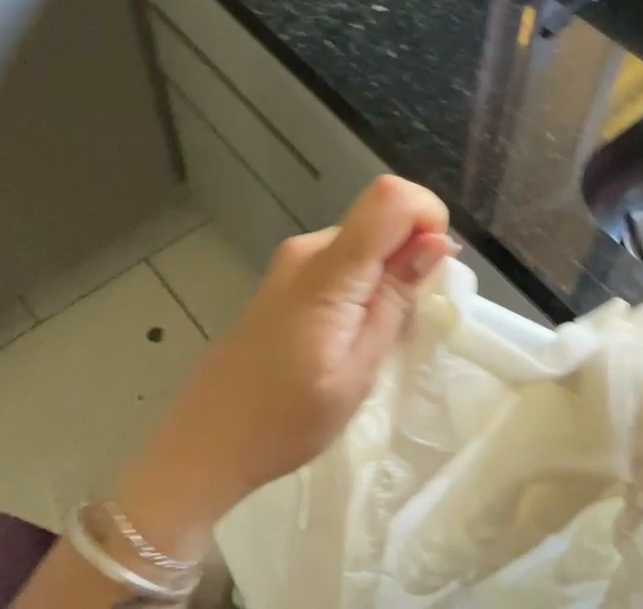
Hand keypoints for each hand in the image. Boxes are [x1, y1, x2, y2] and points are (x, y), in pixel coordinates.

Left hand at [143, 176, 452, 510]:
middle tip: (414, 318)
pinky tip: (354, 333)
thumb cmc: (285, 421)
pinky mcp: (286, 280)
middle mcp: (308, 250)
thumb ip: (395, 299)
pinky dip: (366, 282)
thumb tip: (437, 242)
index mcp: (327, 269)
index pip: (389, 197)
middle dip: (414, 251)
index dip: (427, 214)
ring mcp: (292, 263)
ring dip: (390, 271)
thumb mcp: (357, 371)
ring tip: (381, 336)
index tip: (437, 269)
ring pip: (365, 239)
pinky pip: (343, 260)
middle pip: (380, 216)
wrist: (205, 446)